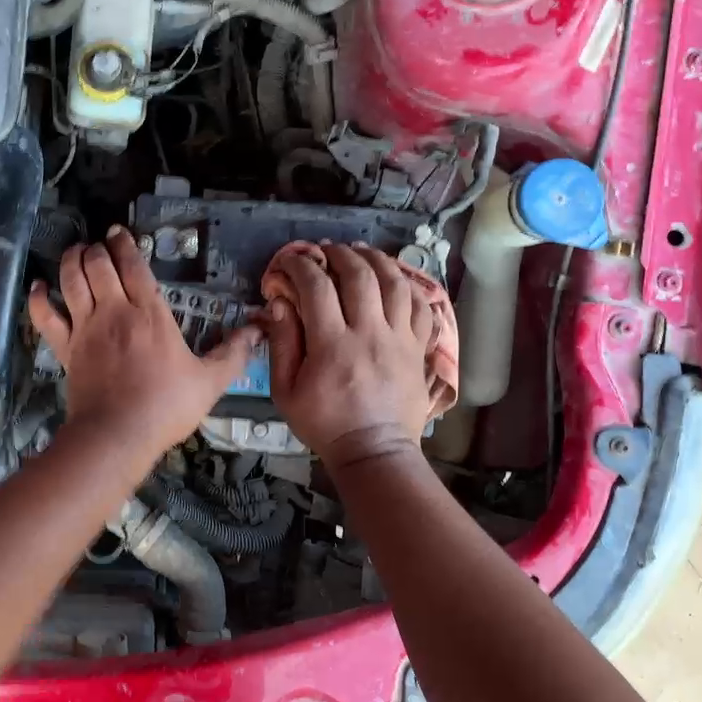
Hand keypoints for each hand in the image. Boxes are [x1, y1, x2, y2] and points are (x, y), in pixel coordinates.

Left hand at [29, 227, 262, 454]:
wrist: (116, 435)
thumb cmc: (165, 407)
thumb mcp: (210, 382)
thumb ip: (233, 353)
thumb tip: (258, 330)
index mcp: (149, 313)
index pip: (133, 265)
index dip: (124, 244)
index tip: (119, 232)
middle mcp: (114, 311)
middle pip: (98, 264)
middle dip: (97, 249)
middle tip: (100, 246)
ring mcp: (85, 328)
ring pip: (71, 280)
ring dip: (71, 261)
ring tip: (75, 253)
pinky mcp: (65, 348)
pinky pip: (45, 316)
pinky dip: (39, 298)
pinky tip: (39, 287)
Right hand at [264, 244, 433, 470]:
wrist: (374, 451)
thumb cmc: (324, 423)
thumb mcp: (285, 391)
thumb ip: (282, 344)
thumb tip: (280, 303)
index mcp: (332, 345)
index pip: (316, 287)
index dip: (301, 266)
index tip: (291, 261)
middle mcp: (369, 334)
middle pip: (359, 276)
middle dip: (339, 255)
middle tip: (326, 250)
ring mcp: (399, 339)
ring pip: (395, 284)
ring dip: (376, 260)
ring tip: (361, 252)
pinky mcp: (418, 348)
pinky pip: (421, 307)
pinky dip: (408, 286)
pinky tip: (393, 280)